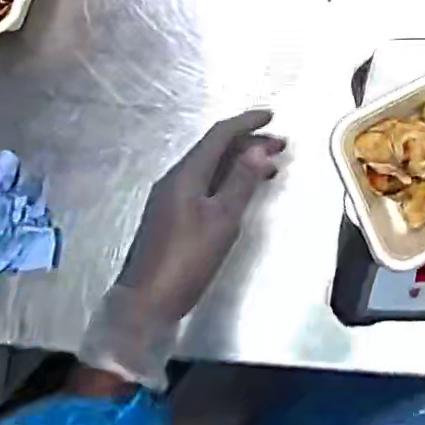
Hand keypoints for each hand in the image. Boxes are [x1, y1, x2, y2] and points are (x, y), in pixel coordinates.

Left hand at [78, 109, 284, 388]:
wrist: (143, 307)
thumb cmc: (187, 260)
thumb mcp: (223, 220)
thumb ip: (241, 181)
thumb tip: (260, 149)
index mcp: (186, 175)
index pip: (219, 135)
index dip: (247, 122)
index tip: (272, 116)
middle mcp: (176, 179)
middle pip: (215, 149)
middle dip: (249, 142)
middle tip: (281, 146)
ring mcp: (171, 197)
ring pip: (211, 166)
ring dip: (241, 162)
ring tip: (270, 168)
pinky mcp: (172, 215)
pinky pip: (205, 182)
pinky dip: (228, 178)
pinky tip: (243, 190)